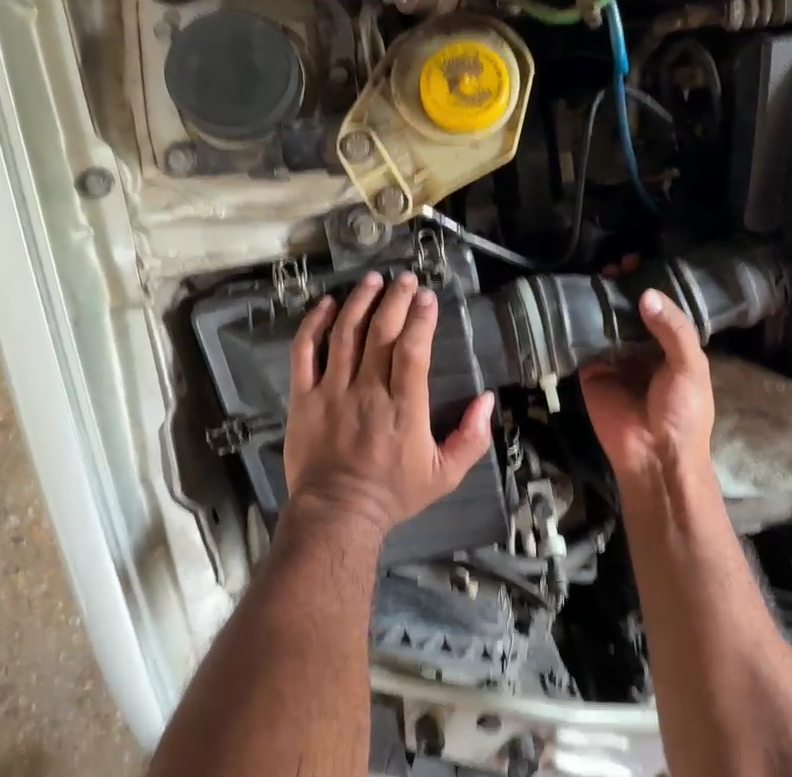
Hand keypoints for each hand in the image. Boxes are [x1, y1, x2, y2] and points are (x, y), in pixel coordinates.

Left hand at [282, 271, 494, 539]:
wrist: (338, 514)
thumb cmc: (394, 493)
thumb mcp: (445, 474)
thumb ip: (471, 438)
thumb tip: (487, 400)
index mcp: (404, 406)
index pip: (413, 350)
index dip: (420, 318)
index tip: (427, 297)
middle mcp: (368, 390)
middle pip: (381, 332)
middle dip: (395, 299)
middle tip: (405, 278)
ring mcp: (332, 391)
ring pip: (344, 333)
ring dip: (359, 302)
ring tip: (372, 280)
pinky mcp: (304, 398)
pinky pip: (305, 353)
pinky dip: (313, 325)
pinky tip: (325, 305)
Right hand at [578, 280, 714, 485]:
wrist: (654, 456)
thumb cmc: (683, 412)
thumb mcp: (689, 366)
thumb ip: (673, 329)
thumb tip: (645, 294)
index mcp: (671, 346)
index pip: (658, 306)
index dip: (648, 284)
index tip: (637, 262)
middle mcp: (642, 347)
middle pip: (628, 309)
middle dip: (621, 287)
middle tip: (613, 266)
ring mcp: (614, 358)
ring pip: (605, 321)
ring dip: (599, 299)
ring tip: (593, 276)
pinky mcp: (590, 370)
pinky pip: (582, 342)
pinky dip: (577, 323)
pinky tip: (572, 301)